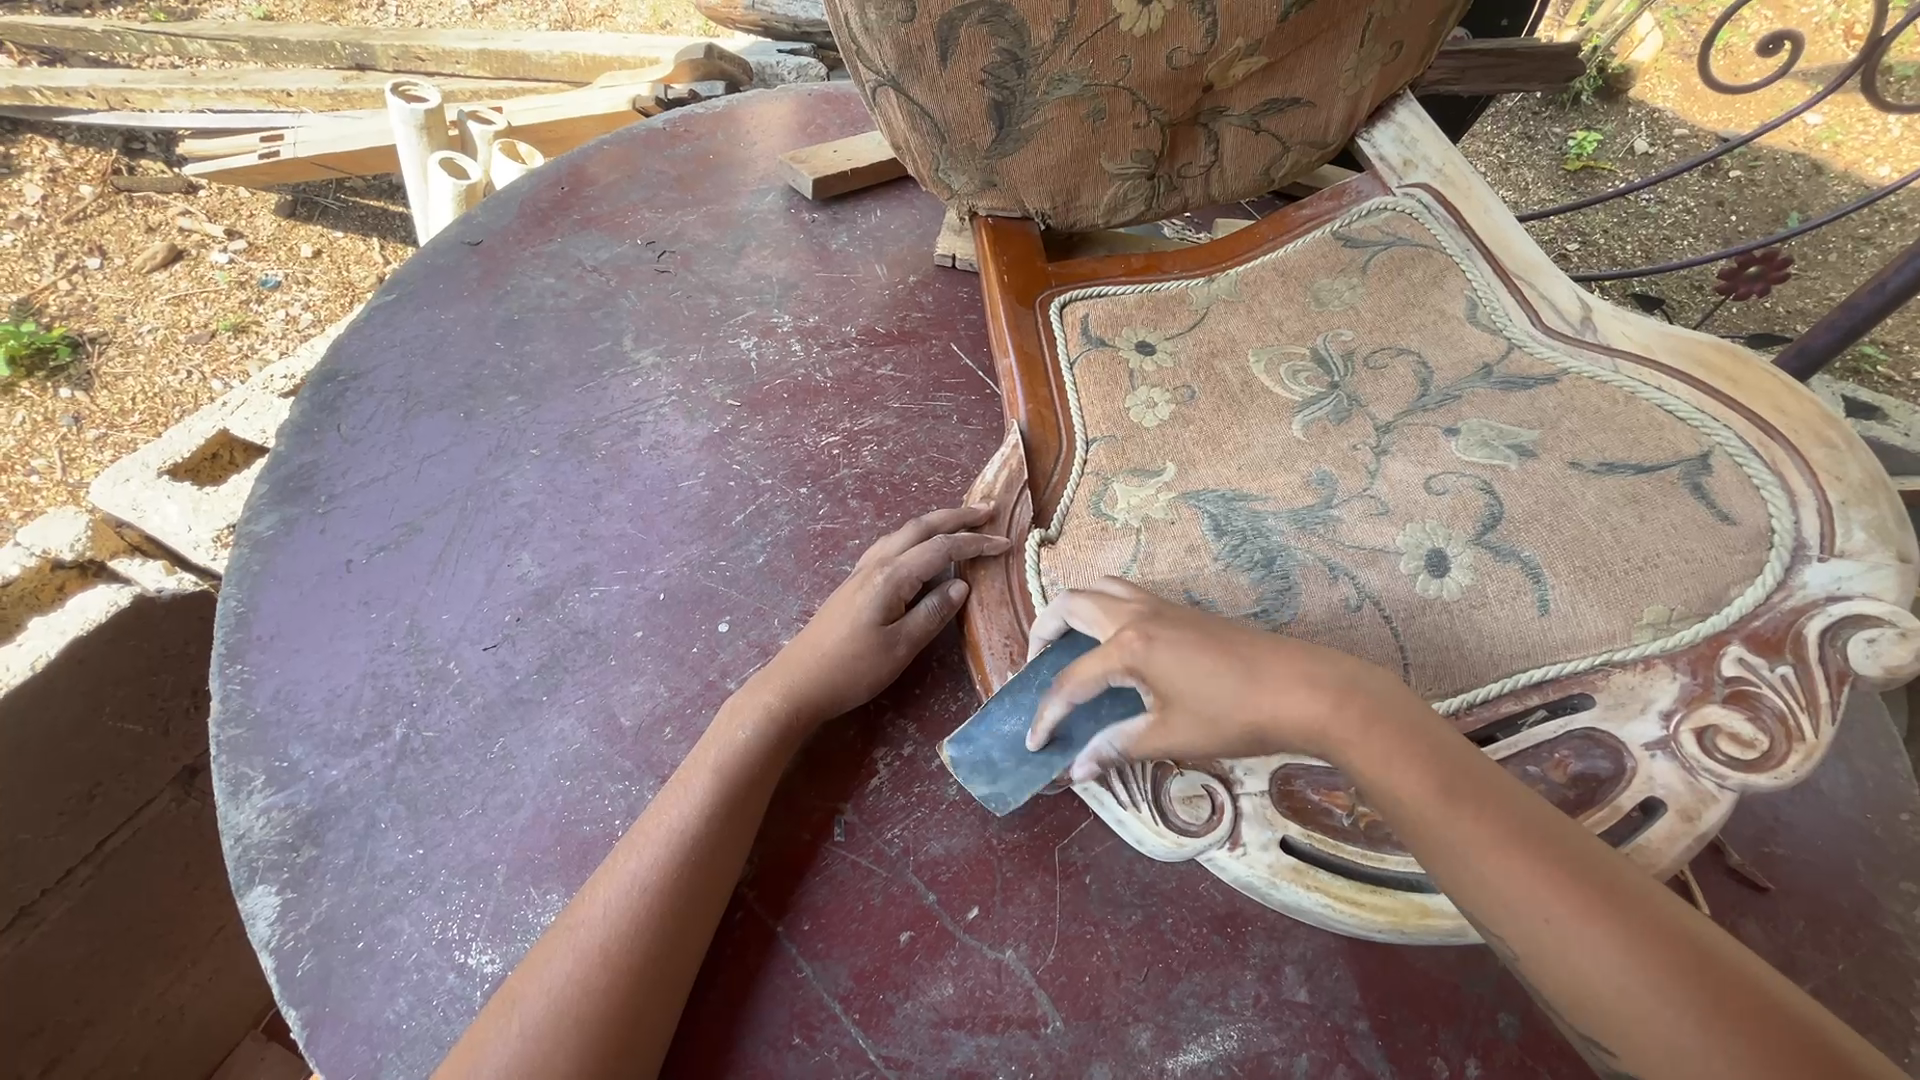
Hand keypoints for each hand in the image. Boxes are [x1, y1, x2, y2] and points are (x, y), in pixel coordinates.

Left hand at [746, 505, 1010, 728]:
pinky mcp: (855, 584)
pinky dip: (916, 538)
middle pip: (921, 527)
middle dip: (957, 516)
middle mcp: (876, 564)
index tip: (1006, 544)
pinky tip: (920, 550)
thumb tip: (961, 584)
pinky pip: (892, 547)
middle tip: (988, 511)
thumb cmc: (852, 669)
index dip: (976, 543)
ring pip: (903, 534)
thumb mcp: (902, 647)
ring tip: (960, 524)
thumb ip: (933, 612)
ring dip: (935, 524)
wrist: (798, 682)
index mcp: (891, 576)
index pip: (942, 548)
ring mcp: (862, 572)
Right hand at [1024, 577, 1432, 780]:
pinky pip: (1125, 593)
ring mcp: (1160, 605)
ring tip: (1069, 646)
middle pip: (1069, 606)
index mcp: (1128, 646)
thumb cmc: (1235, 716)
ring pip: (1098, 588)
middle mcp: (1135, 615)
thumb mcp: (1171, 737)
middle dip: (1042, 635)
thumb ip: (1117, 747)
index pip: (1070, 680)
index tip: (1034, 743)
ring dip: (1073, 611)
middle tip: (1037, 671)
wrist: (1305, 689)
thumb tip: (1078, 769)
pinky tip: (1115, 645)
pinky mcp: (1180, 609)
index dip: (1047, 715)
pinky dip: (1102, 608)